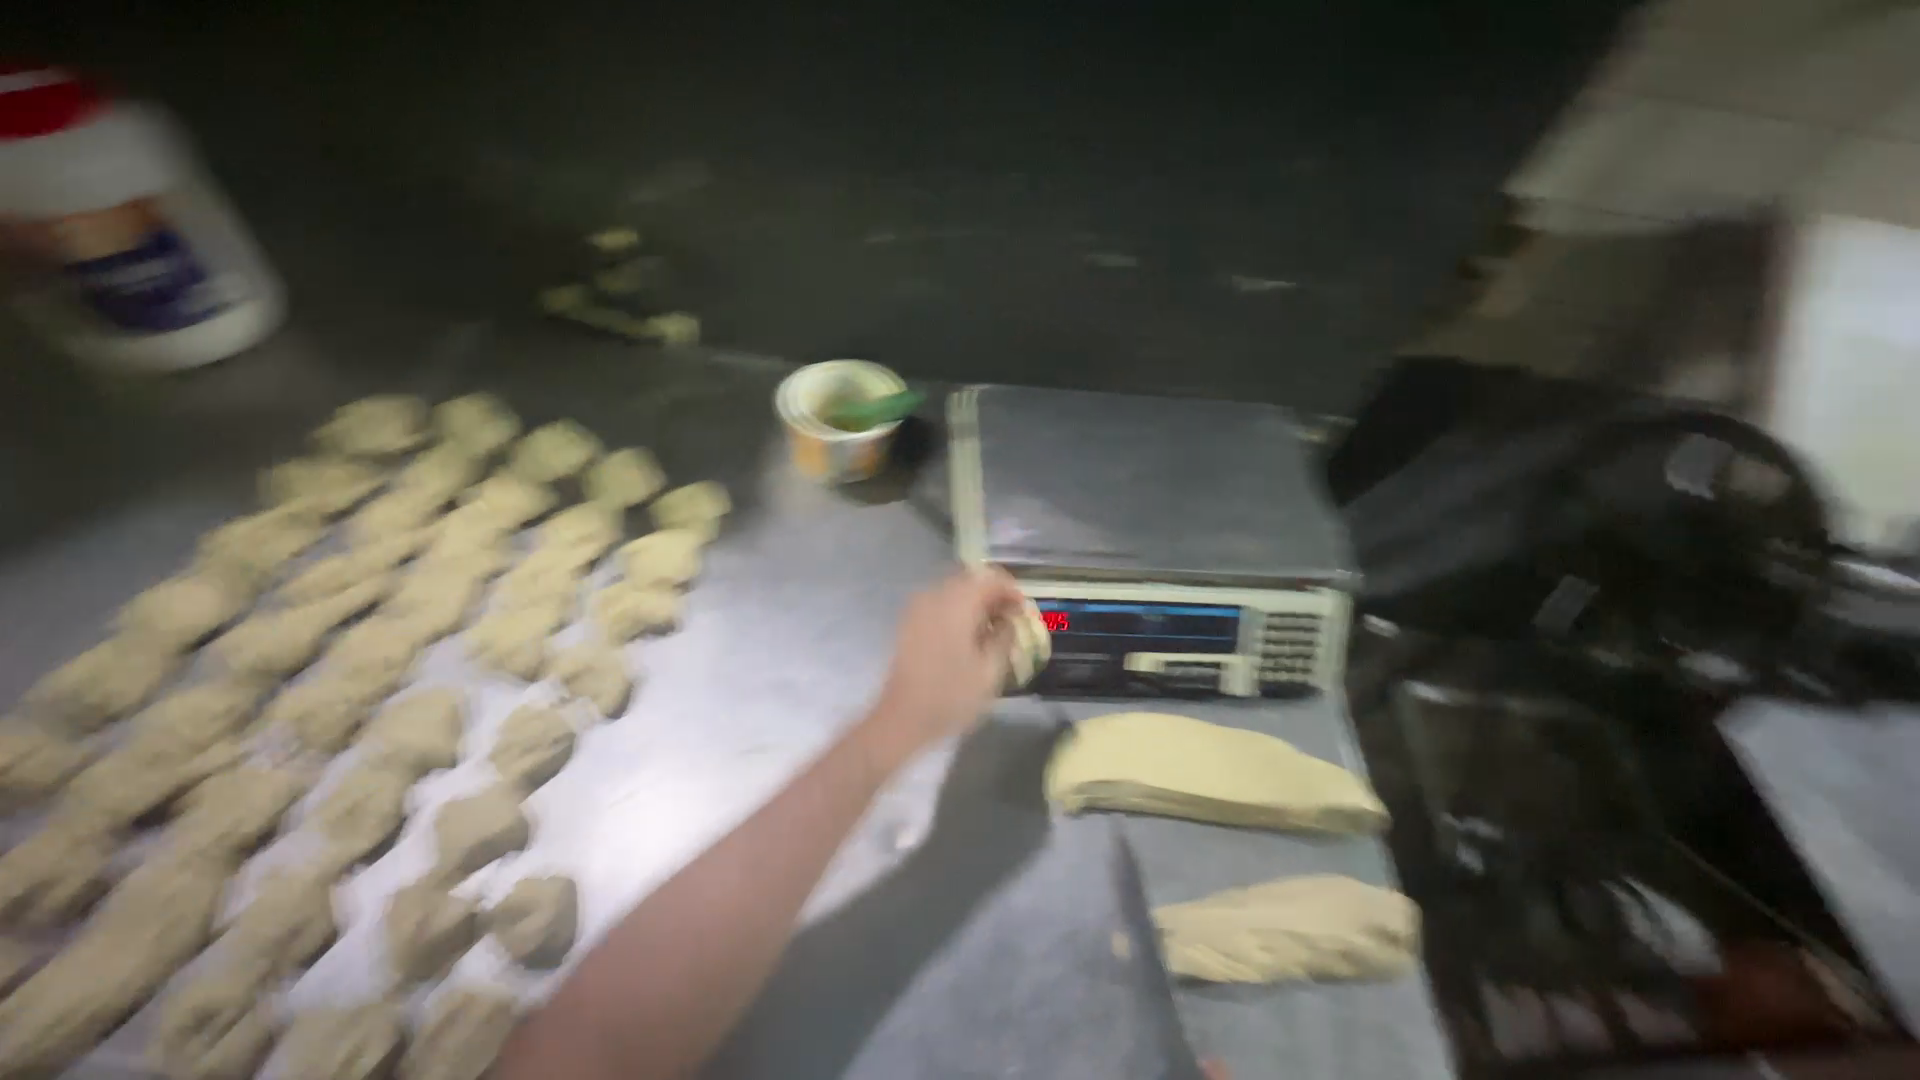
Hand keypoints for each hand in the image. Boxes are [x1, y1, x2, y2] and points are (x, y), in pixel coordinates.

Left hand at [865, 566, 1025, 764]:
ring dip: (976, 603)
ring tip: (992, 631)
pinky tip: (968, 636)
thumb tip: (1009, 619)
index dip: (1012, 591)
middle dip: (994, 595)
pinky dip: (958, 611)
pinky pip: (940, 603)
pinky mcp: (909, 622)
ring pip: (955, 590)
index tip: (1024, 612)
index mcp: (956, 602)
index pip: (991, 578)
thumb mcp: (990, 670)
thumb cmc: (951, 696)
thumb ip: (1005, 636)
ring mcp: (917, 607)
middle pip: (971, 580)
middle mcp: (934, 595)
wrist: (902, 718)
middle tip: (1011, 621)